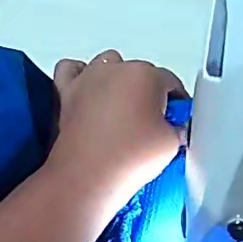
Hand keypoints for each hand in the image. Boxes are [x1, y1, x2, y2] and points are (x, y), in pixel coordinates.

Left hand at [45, 50, 186, 218]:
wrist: (87, 176)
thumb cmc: (124, 158)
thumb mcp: (170, 143)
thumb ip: (176, 128)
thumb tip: (171, 130)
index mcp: (146, 75)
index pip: (170, 81)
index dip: (176, 101)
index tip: (175, 115)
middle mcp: (115, 70)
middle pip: (139, 72)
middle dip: (148, 93)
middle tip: (151, 121)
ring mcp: (88, 79)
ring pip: (108, 65)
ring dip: (118, 80)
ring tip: (123, 107)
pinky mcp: (66, 94)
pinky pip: (70, 70)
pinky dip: (79, 76)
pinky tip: (88, 90)